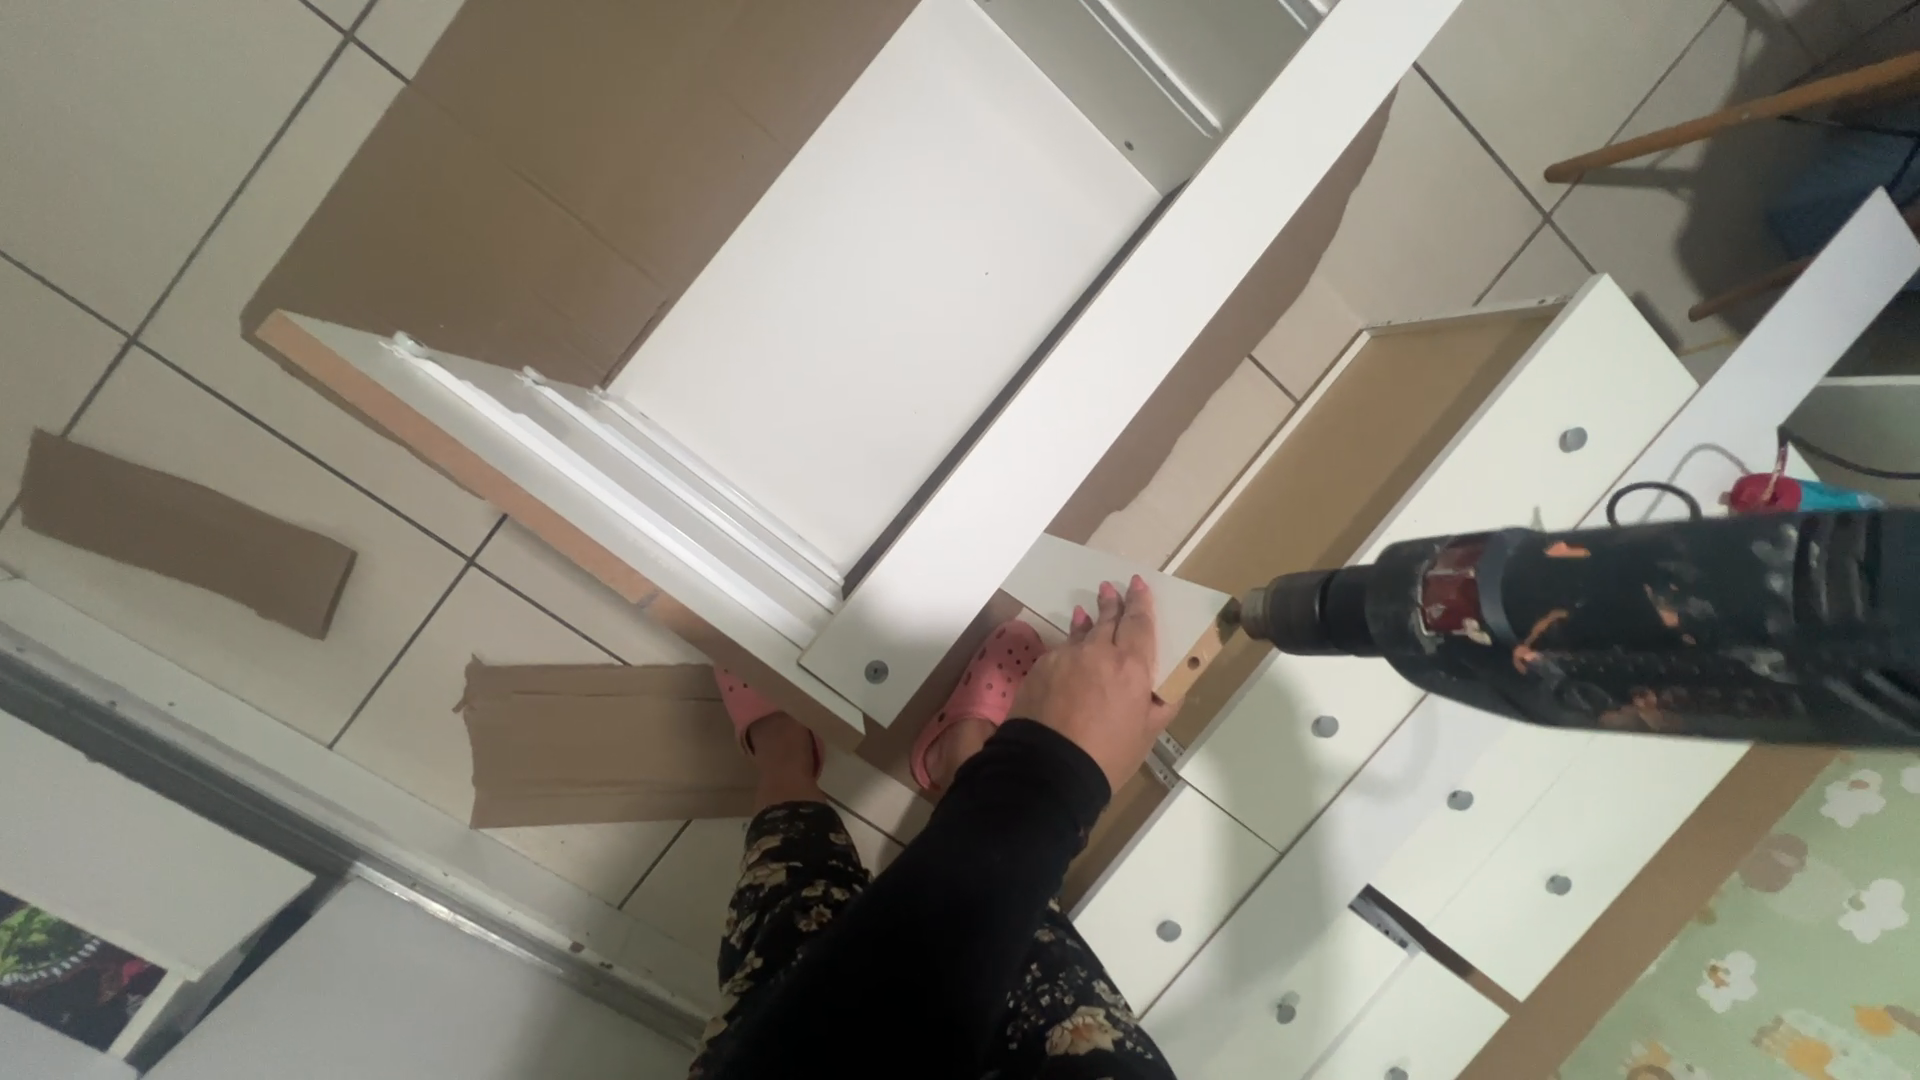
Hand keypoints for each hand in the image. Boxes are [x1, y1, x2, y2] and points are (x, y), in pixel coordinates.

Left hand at [1012, 575, 1177, 794]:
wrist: (1049, 767)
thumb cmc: (1107, 755)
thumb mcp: (1147, 733)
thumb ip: (1161, 703)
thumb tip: (1169, 686)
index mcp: (1130, 665)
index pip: (1138, 623)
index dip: (1140, 601)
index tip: (1138, 584)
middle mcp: (1098, 652)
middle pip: (1107, 620)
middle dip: (1111, 603)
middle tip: (1110, 588)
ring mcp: (1065, 657)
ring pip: (1080, 633)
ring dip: (1086, 621)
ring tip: (1085, 611)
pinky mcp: (1041, 668)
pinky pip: (1060, 652)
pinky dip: (1068, 648)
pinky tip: (1067, 652)